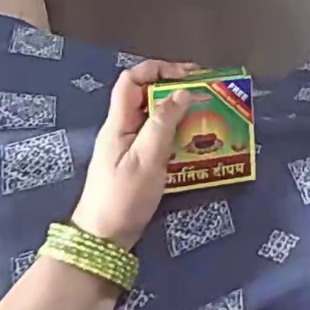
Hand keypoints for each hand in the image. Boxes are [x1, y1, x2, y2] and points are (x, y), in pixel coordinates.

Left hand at [70, 60, 199, 248]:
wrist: (103, 240)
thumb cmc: (123, 198)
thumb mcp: (146, 158)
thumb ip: (163, 123)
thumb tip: (183, 92)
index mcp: (119, 122)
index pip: (132, 80)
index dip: (157, 69)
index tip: (187, 75)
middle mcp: (123, 128)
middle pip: (146, 94)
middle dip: (175, 87)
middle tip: (205, 90)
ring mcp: (129, 146)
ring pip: (154, 116)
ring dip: (179, 110)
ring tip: (206, 112)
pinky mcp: (137, 162)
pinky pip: (158, 136)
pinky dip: (177, 132)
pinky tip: (195, 140)